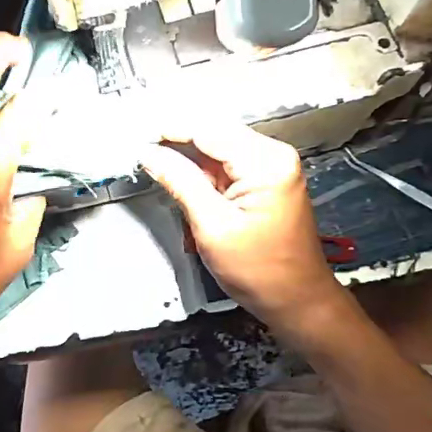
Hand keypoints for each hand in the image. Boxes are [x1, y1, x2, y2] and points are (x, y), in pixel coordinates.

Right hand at [140, 119, 347, 328]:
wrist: (296, 300)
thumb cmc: (260, 270)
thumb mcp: (211, 225)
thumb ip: (180, 182)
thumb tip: (149, 153)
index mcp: (266, 162)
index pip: (207, 130)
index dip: (168, 131)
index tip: (136, 136)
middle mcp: (272, 156)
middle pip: (212, 134)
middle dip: (175, 140)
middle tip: (139, 149)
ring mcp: (269, 168)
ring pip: (215, 148)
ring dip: (185, 156)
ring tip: (152, 162)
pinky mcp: (262, 182)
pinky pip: (223, 165)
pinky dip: (199, 171)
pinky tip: (178, 177)